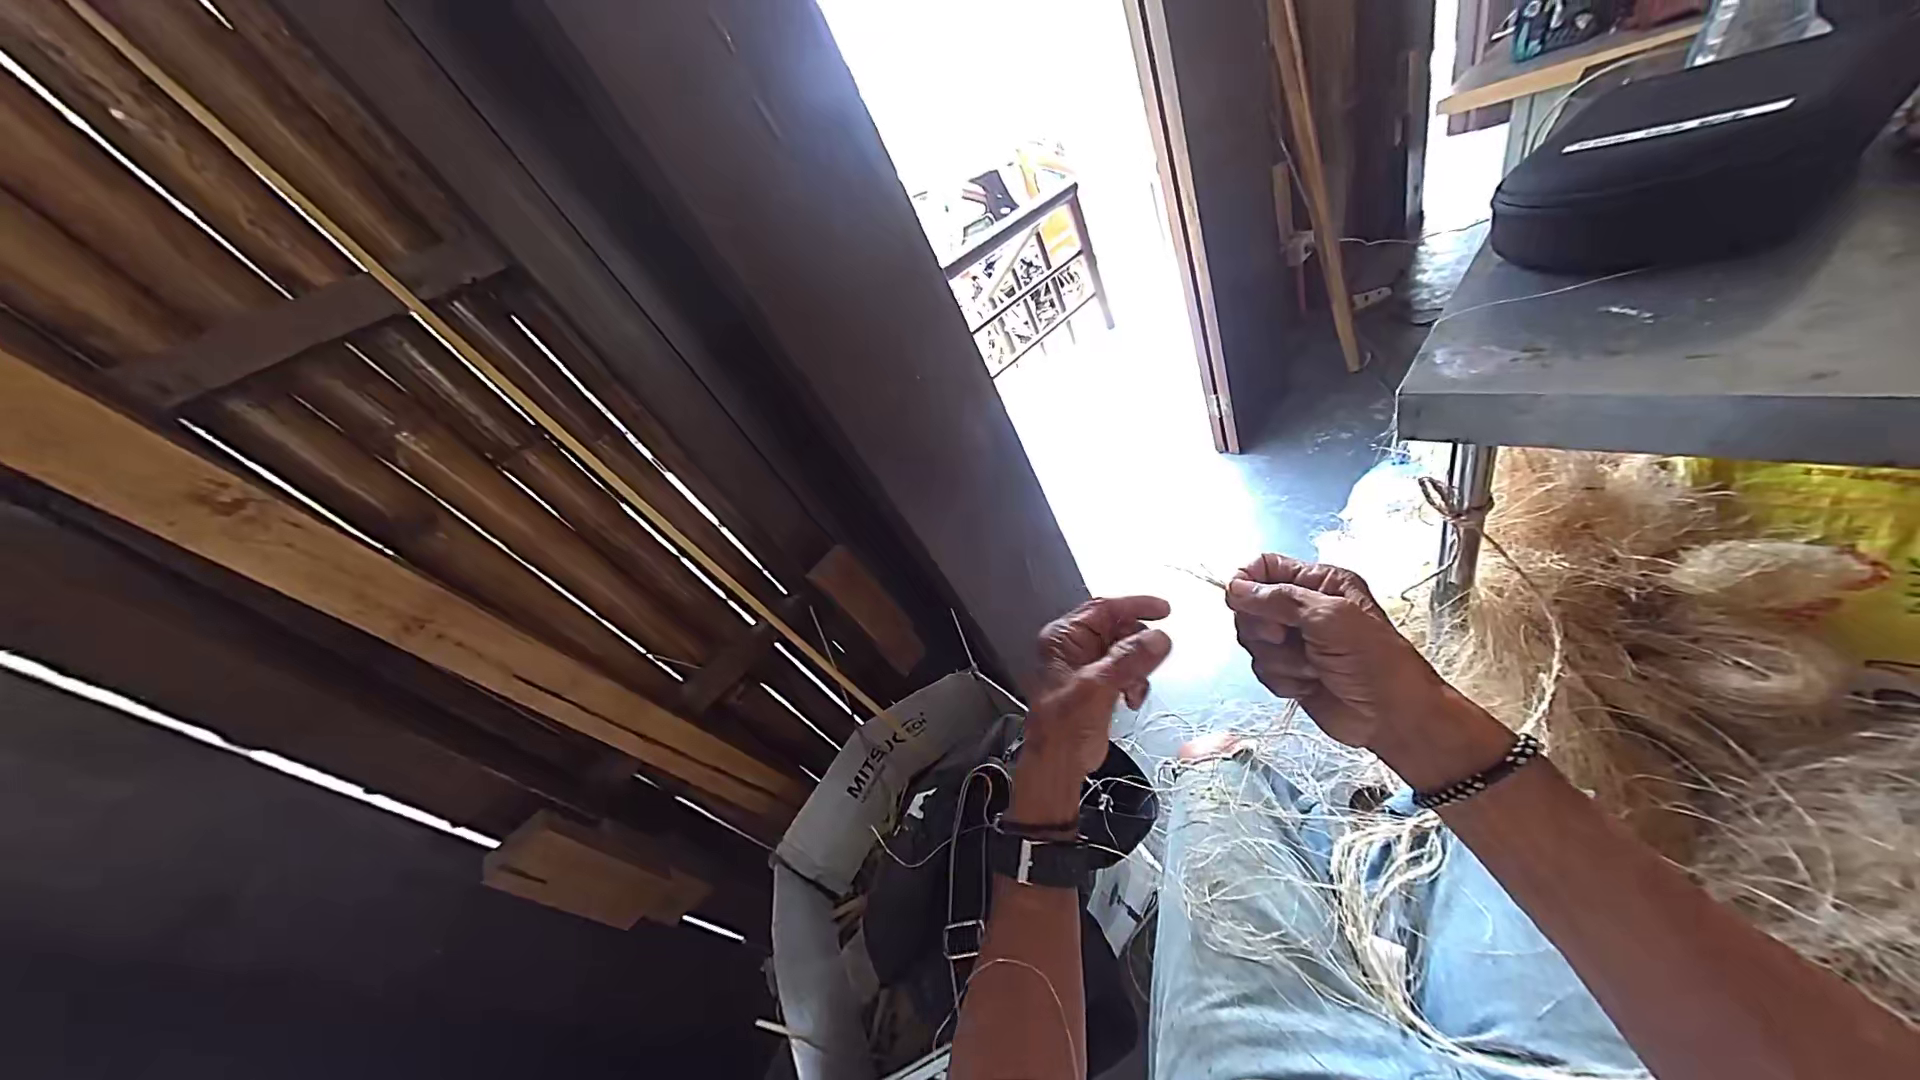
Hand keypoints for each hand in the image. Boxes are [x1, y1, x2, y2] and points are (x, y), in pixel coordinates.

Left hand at [1021, 596, 1171, 789]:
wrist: (1059, 761)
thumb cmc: (1061, 726)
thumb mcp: (1097, 686)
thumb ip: (1128, 660)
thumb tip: (1157, 638)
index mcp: (1064, 638)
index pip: (1103, 608)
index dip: (1135, 605)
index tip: (1163, 609)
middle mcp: (1074, 647)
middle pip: (1119, 629)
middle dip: (1139, 647)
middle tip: (1150, 661)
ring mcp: (1087, 665)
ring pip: (1128, 651)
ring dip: (1139, 669)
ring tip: (1133, 689)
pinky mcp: (1100, 683)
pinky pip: (1129, 670)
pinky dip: (1136, 682)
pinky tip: (1131, 699)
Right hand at [1225, 554, 1456, 755]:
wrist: (1395, 719)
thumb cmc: (1377, 663)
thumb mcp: (1331, 618)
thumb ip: (1280, 598)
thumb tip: (1234, 587)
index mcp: (1319, 583)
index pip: (1264, 568)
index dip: (1246, 582)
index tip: (1243, 602)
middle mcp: (1303, 608)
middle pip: (1249, 607)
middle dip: (1263, 629)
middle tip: (1287, 639)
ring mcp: (1295, 641)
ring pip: (1253, 641)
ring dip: (1278, 659)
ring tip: (1311, 667)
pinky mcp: (1289, 670)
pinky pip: (1261, 668)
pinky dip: (1282, 679)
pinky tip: (1310, 684)